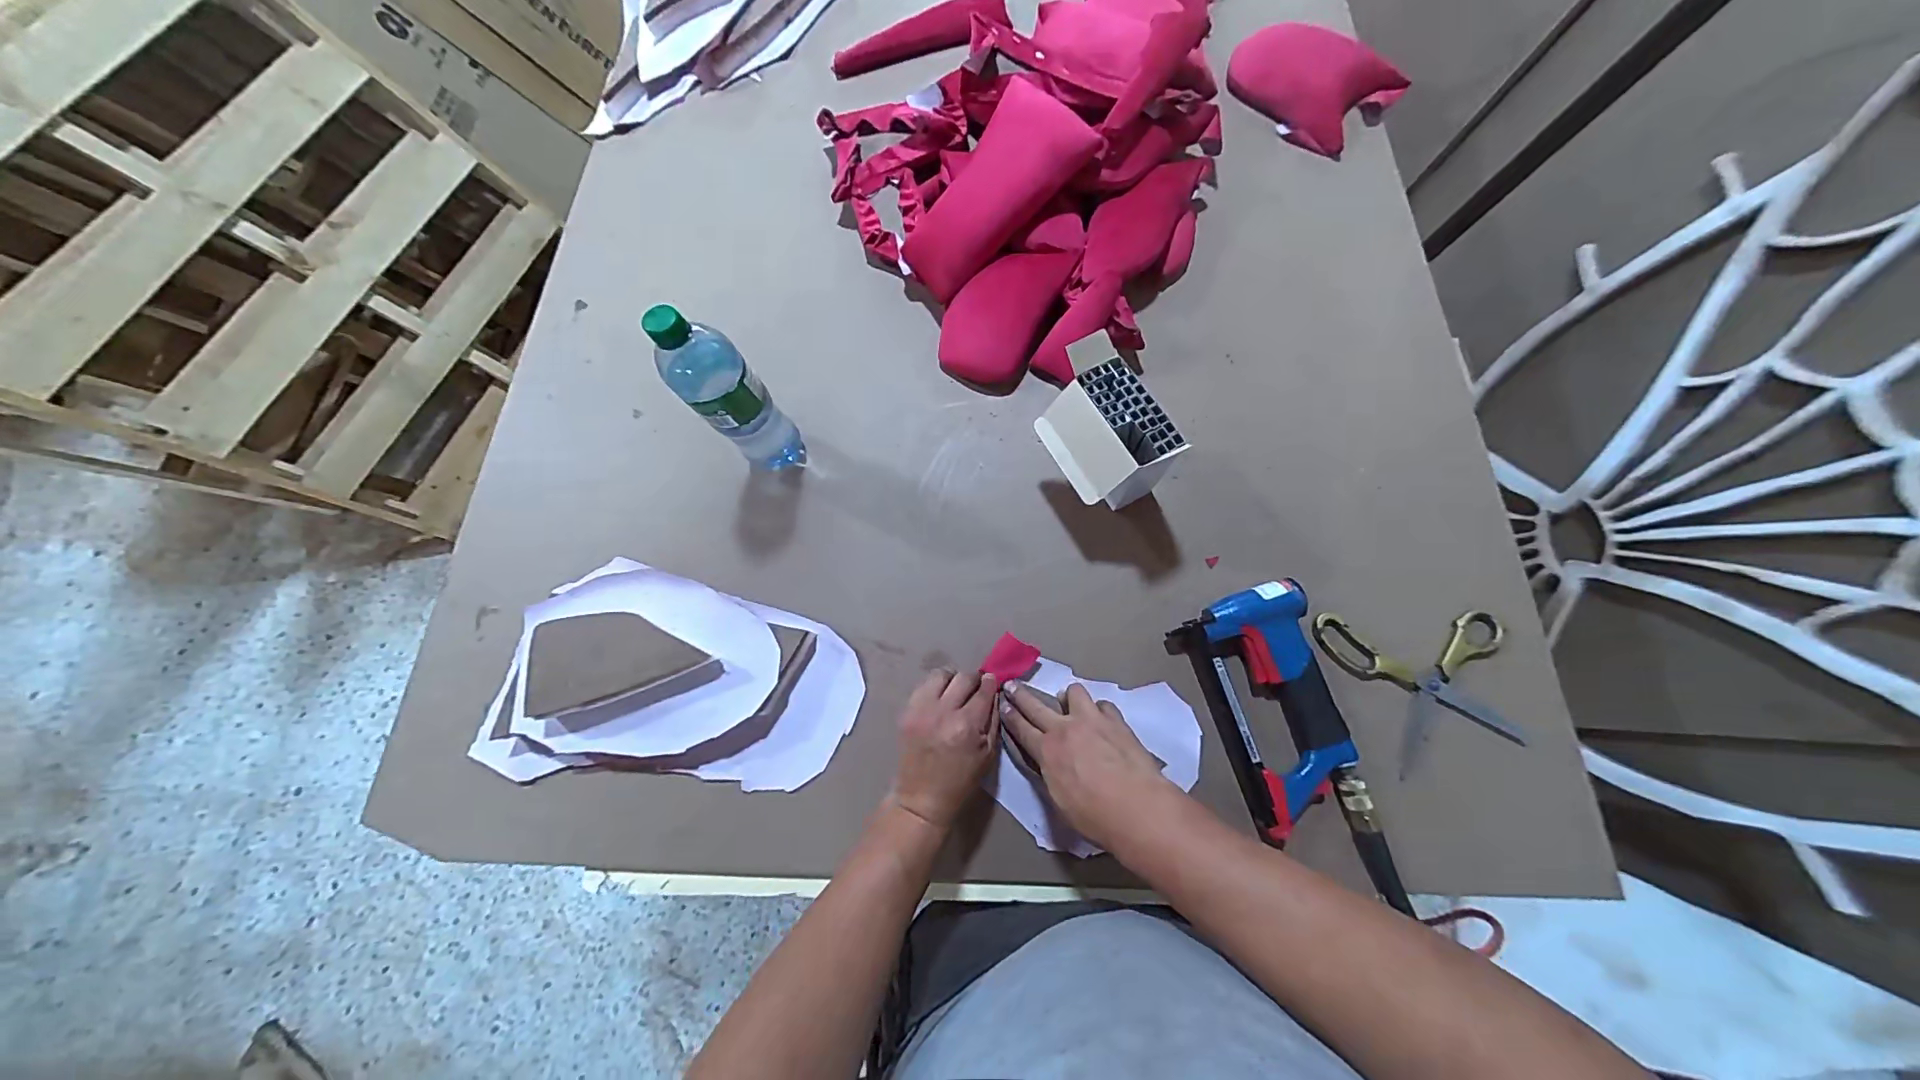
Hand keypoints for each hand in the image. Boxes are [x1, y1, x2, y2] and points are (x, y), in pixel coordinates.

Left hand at [891, 668, 1000, 830]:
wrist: (921, 799)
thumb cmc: (960, 781)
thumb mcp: (988, 754)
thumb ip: (993, 719)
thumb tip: (995, 693)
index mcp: (967, 725)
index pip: (984, 689)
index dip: (991, 683)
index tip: (993, 682)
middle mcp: (943, 712)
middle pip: (964, 677)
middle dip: (975, 680)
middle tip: (976, 689)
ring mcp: (921, 709)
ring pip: (941, 674)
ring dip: (953, 680)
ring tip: (956, 692)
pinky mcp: (906, 711)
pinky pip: (923, 685)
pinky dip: (935, 688)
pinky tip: (940, 700)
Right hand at [1003, 682, 1178, 850]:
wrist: (1137, 807)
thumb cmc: (1094, 816)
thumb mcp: (1059, 800)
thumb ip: (1051, 775)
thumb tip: (1050, 764)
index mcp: (1046, 751)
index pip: (1021, 728)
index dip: (1009, 715)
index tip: (1002, 703)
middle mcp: (1065, 729)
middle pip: (1036, 705)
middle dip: (1021, 694)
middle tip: (1012, 685)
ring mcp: (1092, 720)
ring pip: (1074, 693)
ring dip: (1068, 697)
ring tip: (1070, 703)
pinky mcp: (1116, 721)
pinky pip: (1103, 705)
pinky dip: (1099, 710)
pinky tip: (1102, 720)